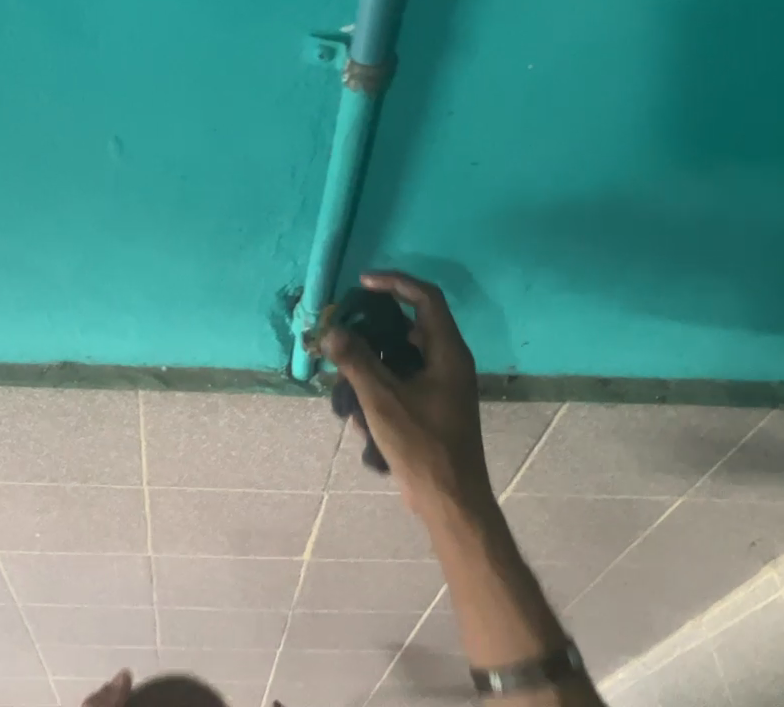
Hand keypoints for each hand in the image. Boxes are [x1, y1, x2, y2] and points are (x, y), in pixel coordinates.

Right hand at [313, 271, 493, 521]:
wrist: (451, 500)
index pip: (426, 298)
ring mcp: (444, 385)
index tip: (362, 284)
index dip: (394, 283)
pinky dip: (381, 384)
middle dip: (375, 326)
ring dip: (374, 360)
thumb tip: (332, 331)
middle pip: (412, 324)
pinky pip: (405, 379)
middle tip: (346, 327)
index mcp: (448, 352)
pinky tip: (358, 409)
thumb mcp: (383, 400)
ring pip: (405, 355)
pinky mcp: (435, 405)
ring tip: (345, 375)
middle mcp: (450, 362)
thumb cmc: (422, 446)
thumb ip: (356, 361)